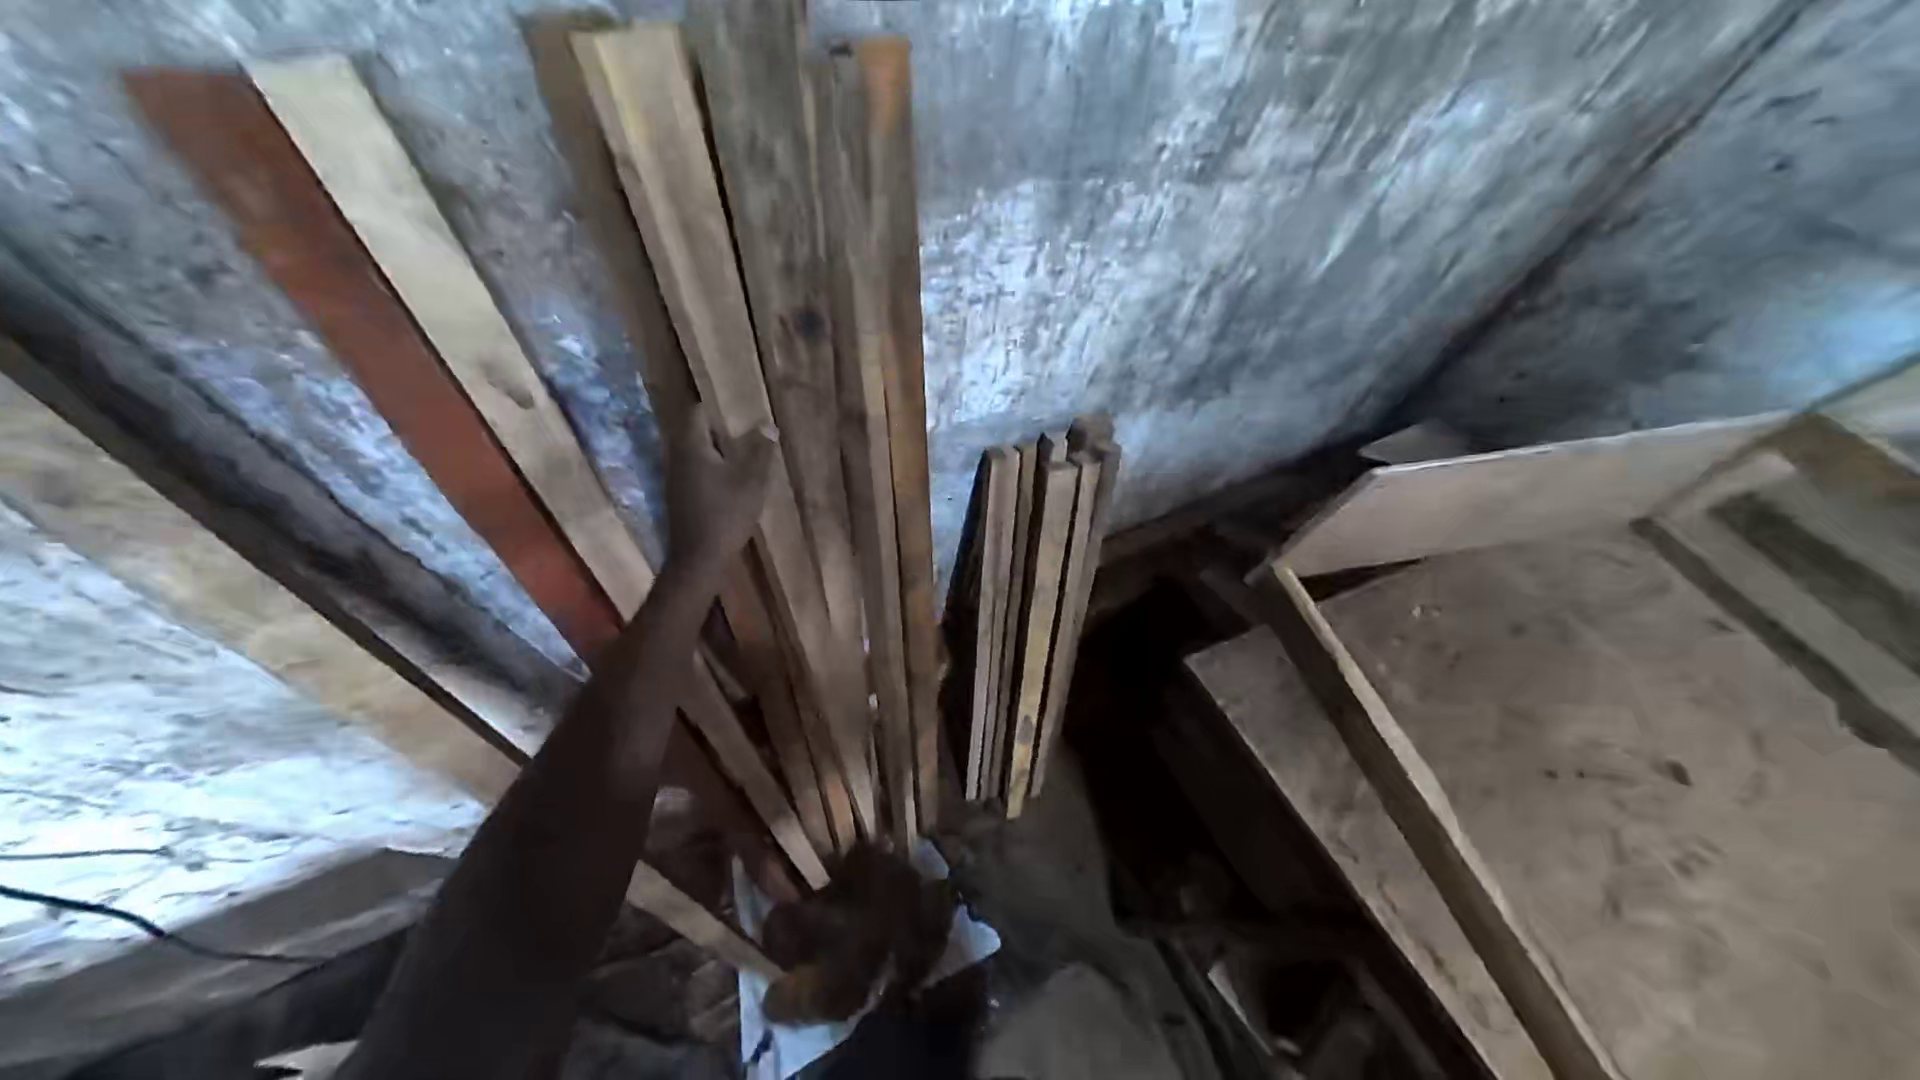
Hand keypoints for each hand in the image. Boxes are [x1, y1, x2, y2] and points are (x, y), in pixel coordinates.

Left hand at [665, 404, 777, 568]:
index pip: (697, 412)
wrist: (699, 559)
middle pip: (696, 431)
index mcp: (692, 448)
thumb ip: (760, 451)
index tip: (739, 404)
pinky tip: (734, 477)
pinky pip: (697, 469)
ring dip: (719, 448)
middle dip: (721, 427)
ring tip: (746, 449)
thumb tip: (767, 425)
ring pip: (697, 452)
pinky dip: (714, 466)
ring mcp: (676, 478)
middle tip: (749, 425)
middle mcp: (677, 458)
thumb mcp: (751, 481)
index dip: (717, 405)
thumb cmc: (726, 515)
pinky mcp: (681, 496)